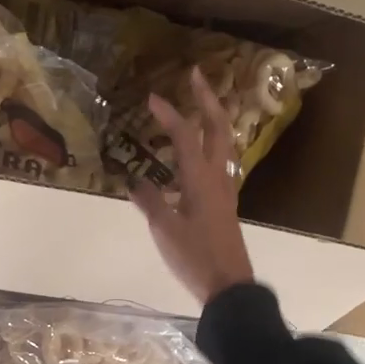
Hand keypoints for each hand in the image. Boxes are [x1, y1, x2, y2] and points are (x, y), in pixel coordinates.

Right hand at [130, 68, 254, 304]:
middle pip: (218, 129)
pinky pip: (222, 165)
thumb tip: (135, 180)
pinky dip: (213, 148)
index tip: (151, 97)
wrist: (229, 287)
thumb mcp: (165, 231)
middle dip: (207, 99)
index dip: (169, 113)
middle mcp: (218, 178)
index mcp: (200, 180)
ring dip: (214, 121)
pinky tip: (201, 156)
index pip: (184, 136)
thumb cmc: (196, 259)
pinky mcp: (226, 206)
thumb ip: (150, 202)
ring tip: (202, 107)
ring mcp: (226, 192)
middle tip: (195, 76)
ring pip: (225, 145)